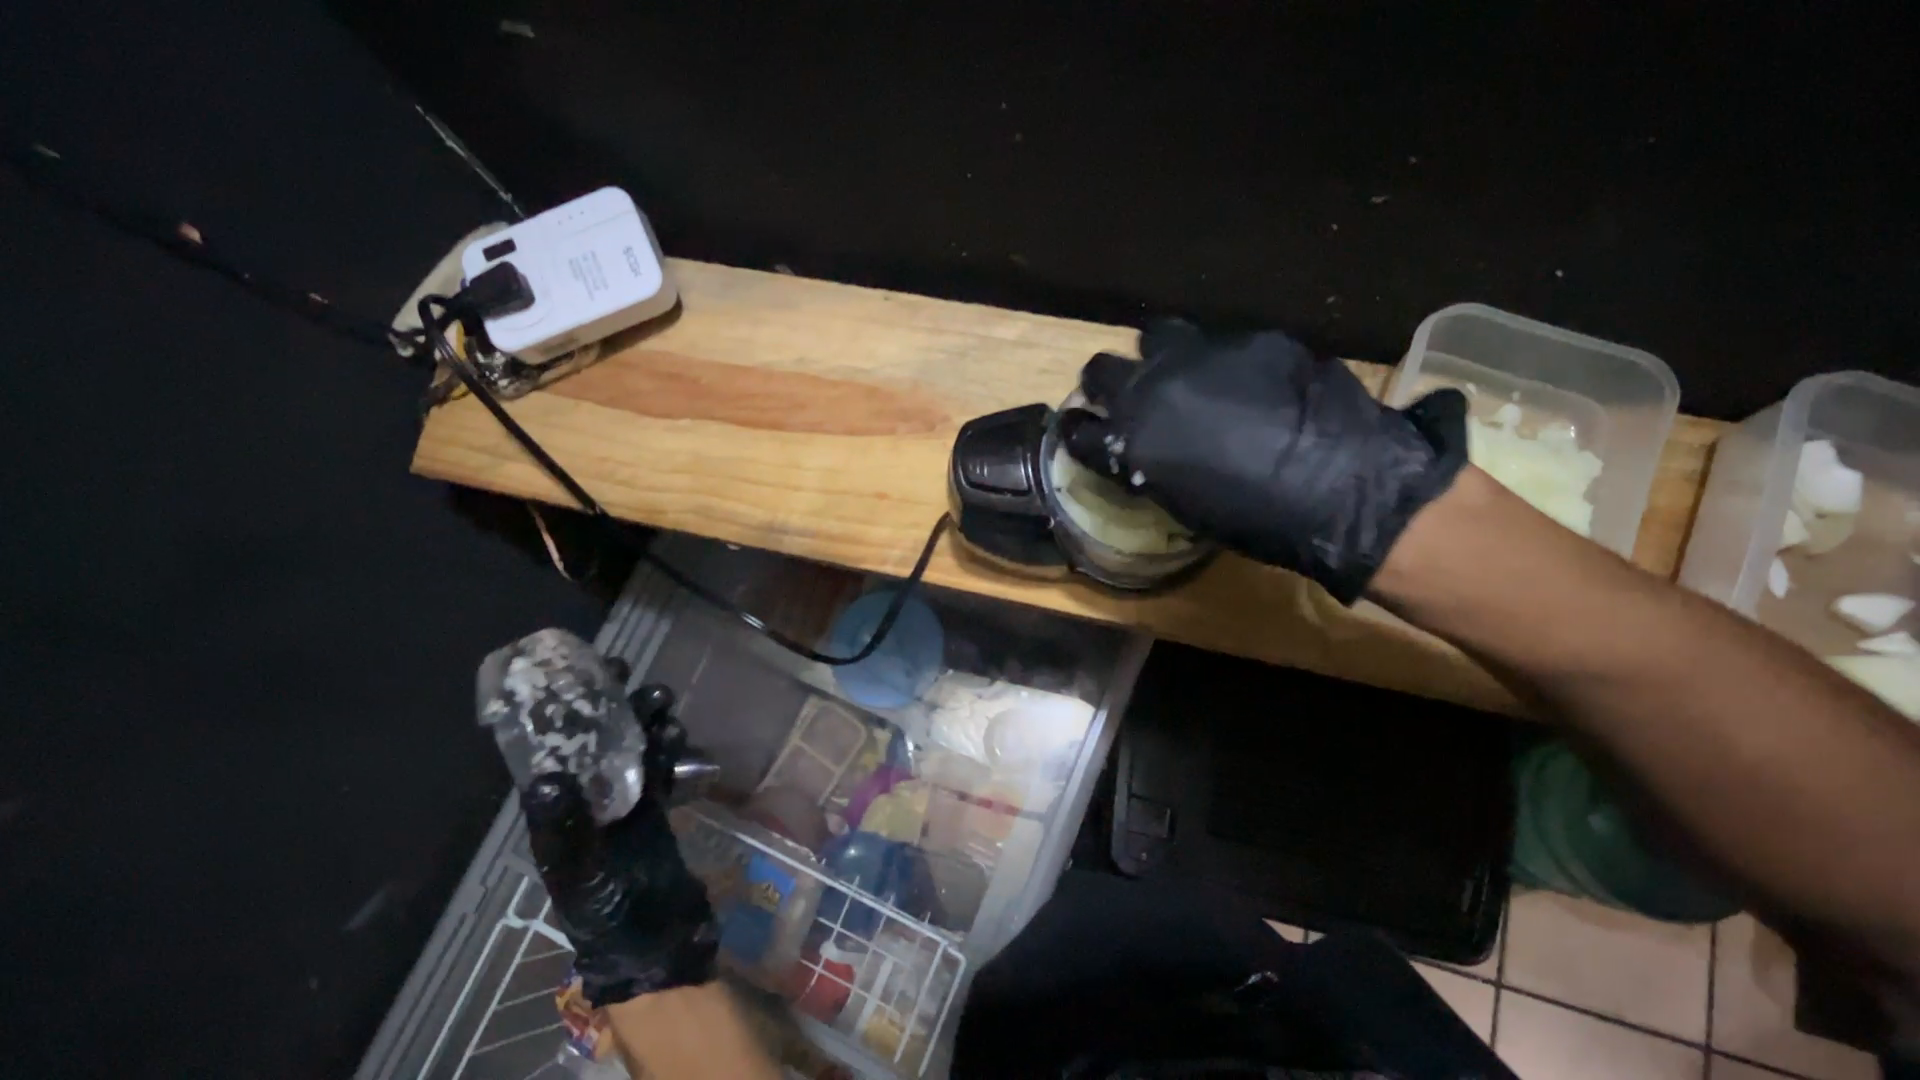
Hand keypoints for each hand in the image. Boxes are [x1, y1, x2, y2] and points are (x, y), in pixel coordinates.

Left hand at [521, 684, 718, 1007]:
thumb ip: (565, 827)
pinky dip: (666, 746)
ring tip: (662, 699)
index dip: (562, 707)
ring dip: (643, 718)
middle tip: (629, 673)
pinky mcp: (654, 806)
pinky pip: (657, 766)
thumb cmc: (607, 908)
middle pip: (594, 736)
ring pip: (629, 745)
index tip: (578, 671)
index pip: (552, 746)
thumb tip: (545, 777)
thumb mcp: (580, 871)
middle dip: (610, 702)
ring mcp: (621, 800)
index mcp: (557, 809)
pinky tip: (677, 733)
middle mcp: (585, 796)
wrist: (655, 941)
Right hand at [1058, 321, 1469, 602]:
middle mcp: (1152, 387)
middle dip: (1108, 383)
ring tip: (1184, 373)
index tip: (1089, 434)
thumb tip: (1149, 450)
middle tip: (1131, 398)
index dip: (1081, 432)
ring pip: (1156, 336)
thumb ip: (1154, 466)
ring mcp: (1199, 354)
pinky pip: (1219, 344)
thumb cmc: (1258, 519)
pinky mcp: (1249, 338)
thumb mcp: (1186, 503)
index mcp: (1132, 439)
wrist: (1342, 484)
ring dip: (1160, 355)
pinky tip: (1248, 381)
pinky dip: (1221, 361)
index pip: (1079, 429)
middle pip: (1101, 371)